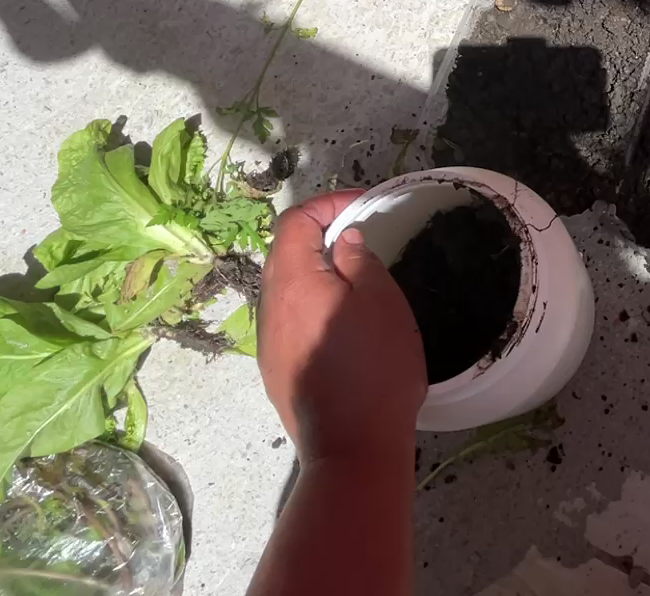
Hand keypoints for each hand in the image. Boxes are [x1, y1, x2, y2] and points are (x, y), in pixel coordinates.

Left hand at [259, 191, 426, 463]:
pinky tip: (345, 315)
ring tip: (358, 272)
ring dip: (319, 266)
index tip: (364, 206)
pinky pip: (292, 314)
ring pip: (287, 285)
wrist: (353, 446)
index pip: (294, 222)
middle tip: (364, 233)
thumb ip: (359, 260)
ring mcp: (270, 342)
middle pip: (285, 251)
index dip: (328, 204)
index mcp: (291, 282)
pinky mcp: (279, 367)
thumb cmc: (374, 364)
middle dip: (322, 233)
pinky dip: (315, 297)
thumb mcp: (380, 300)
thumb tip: (344, 239)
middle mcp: (270, 308)